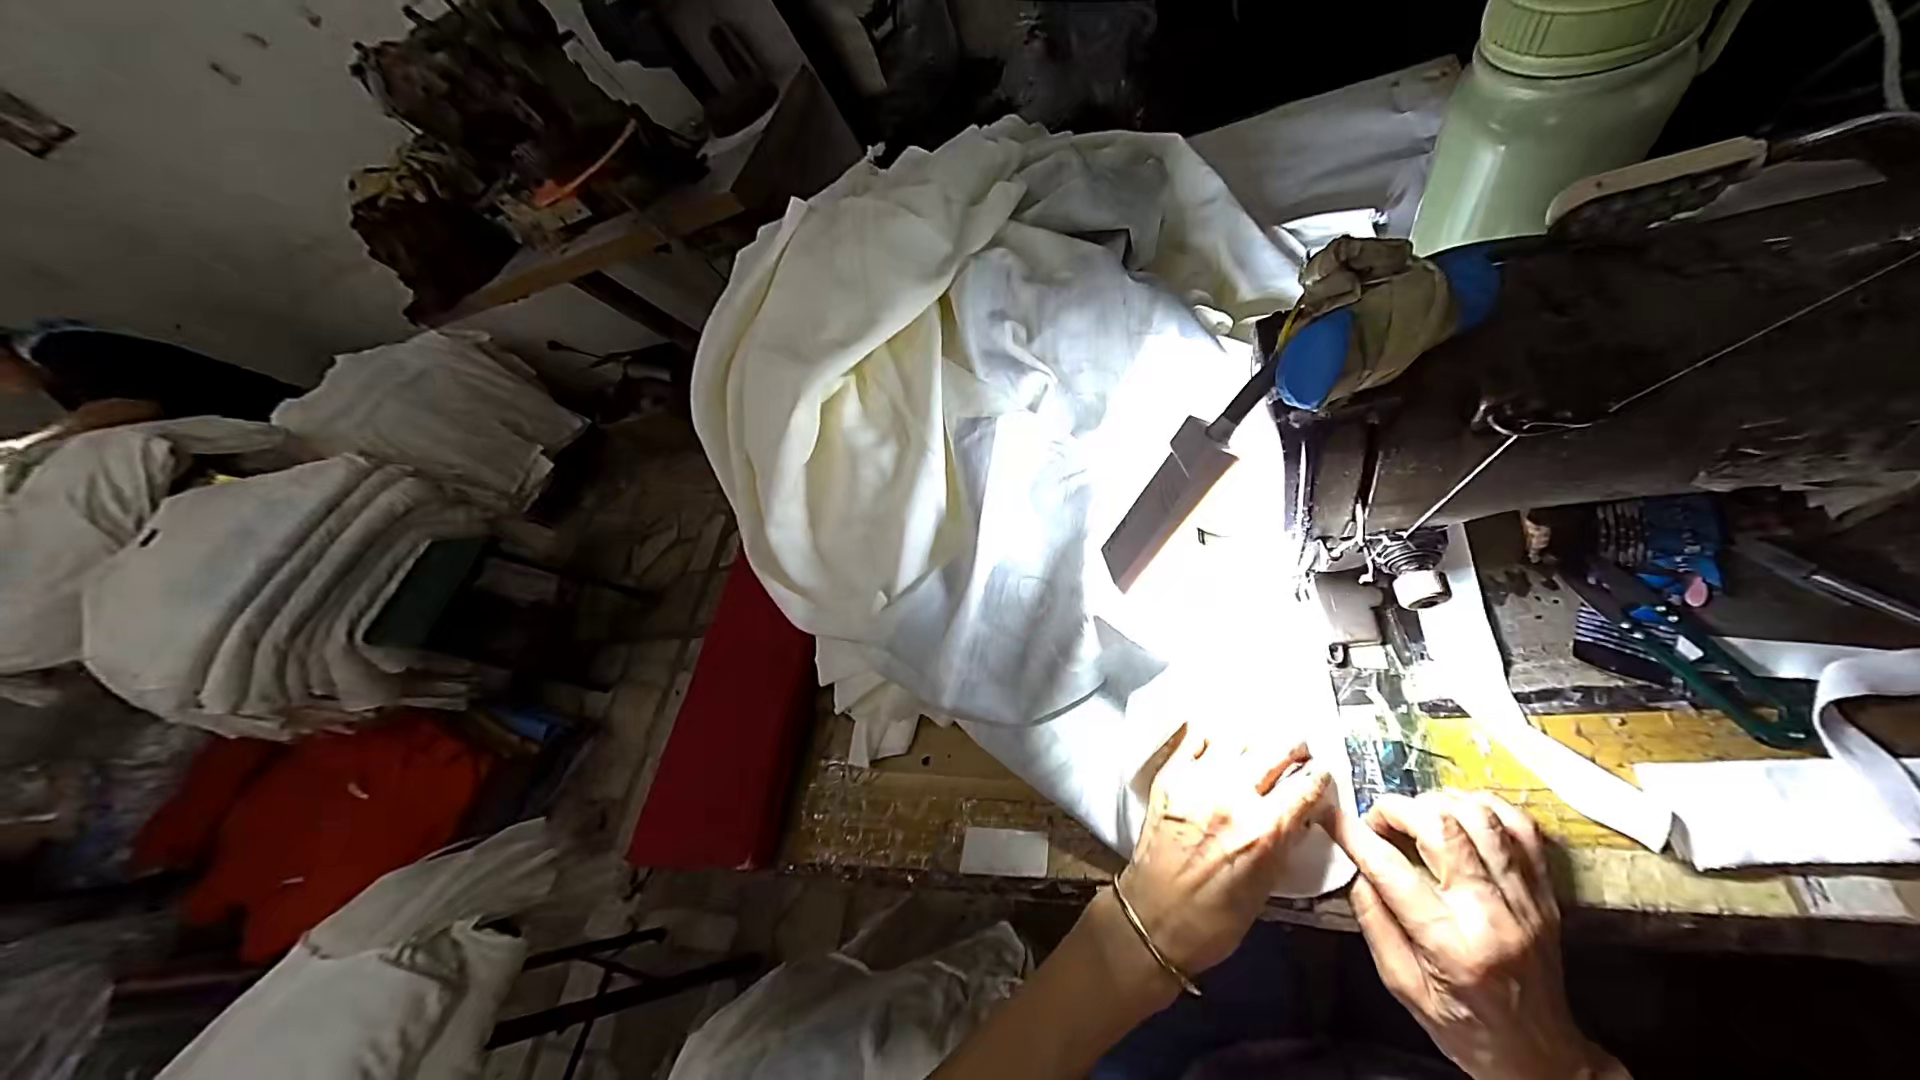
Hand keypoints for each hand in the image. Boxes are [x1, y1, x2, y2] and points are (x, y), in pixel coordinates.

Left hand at [1118, 725, 1330, 981]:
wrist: (1153, 917)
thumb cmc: (1213, 918)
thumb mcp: (1267, 886)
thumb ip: (1284, 841)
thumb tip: (1298, 813)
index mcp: (1263, 831)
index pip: (1305, 785)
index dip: (1319, 776)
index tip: (1321, 772)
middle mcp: (1231, 798)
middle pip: (1274, 750)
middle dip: (1293, 747)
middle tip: (1297, 750)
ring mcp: (1196, 783)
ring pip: (1236, 739)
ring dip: (1254, 741)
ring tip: (1260, 746)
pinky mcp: (1168, 778)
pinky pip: (1194, 740)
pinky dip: (1211, 738)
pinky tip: (1221, 743)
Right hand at [1326, 791, 1621, 1079]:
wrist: (1542, 1056)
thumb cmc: (1465, 1026)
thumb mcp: (1400, 982)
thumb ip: (1373, 918)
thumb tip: (1356, 865)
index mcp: (1451, 944)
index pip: (1390, 867)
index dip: (1352, 833)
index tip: (1330, 816)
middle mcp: (1492, 915)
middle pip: (1440, 827)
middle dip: (1394, 809)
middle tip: (1376, 820)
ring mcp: (1525, 900)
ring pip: (1479, 817)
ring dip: (1435, 803)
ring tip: (1415, 815)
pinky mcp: (1544, 892)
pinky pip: (1520, 827)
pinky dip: (1483, 806)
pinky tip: (1457, 813)